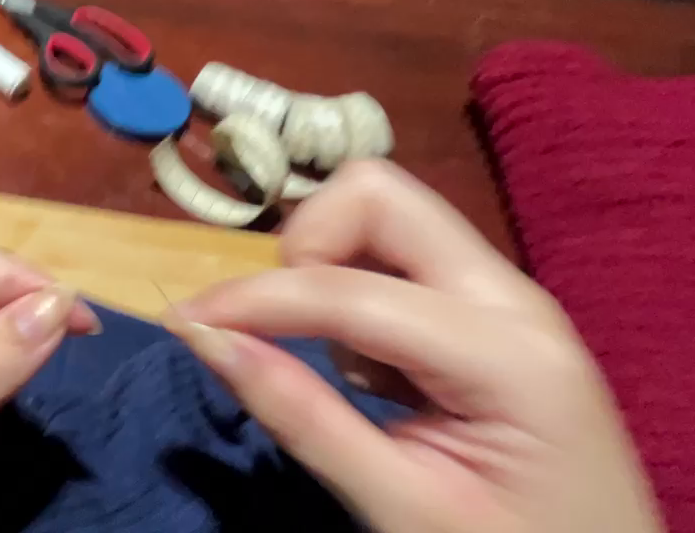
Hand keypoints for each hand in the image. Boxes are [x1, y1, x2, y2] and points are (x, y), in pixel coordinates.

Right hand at [167, 160, 662, 532]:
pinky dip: (350, 283)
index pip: (346, 290)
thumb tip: (201, 335)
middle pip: (375, 194)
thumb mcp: (403, 512)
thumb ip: (301, 416)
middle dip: (305, 244)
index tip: (184, 323)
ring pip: (378, 208)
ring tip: (341, 359)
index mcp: (509, 355)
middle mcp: (509, 296)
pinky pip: (389, 248)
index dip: (252, 298)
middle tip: (287, 325)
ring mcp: (500, 292)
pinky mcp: (482, 302)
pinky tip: (373, 366)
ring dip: (327, 263)